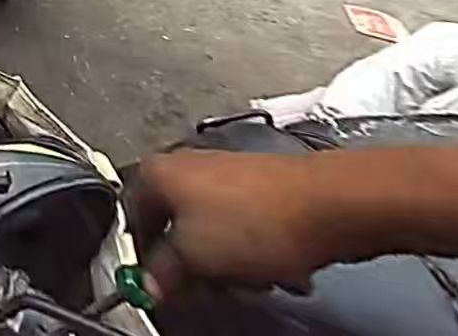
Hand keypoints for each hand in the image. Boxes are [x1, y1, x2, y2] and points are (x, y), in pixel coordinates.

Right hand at [127, 150, 351, 296]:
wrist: (323, 205)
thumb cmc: (250, 223)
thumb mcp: (196, 257)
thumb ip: (165, 272)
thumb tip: (149, 285)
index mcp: (151, 173)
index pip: (133, 222)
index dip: (149, 261)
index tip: (169, 291)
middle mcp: (175, 165)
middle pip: (174, 228)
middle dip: (199, 266)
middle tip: (222, 289)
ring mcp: (215, 172)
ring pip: (210, 231)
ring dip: (229, 263)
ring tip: (258, 279)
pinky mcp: (251, 184)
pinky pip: (238, 224)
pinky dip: (252, 247)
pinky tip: (276, 262)